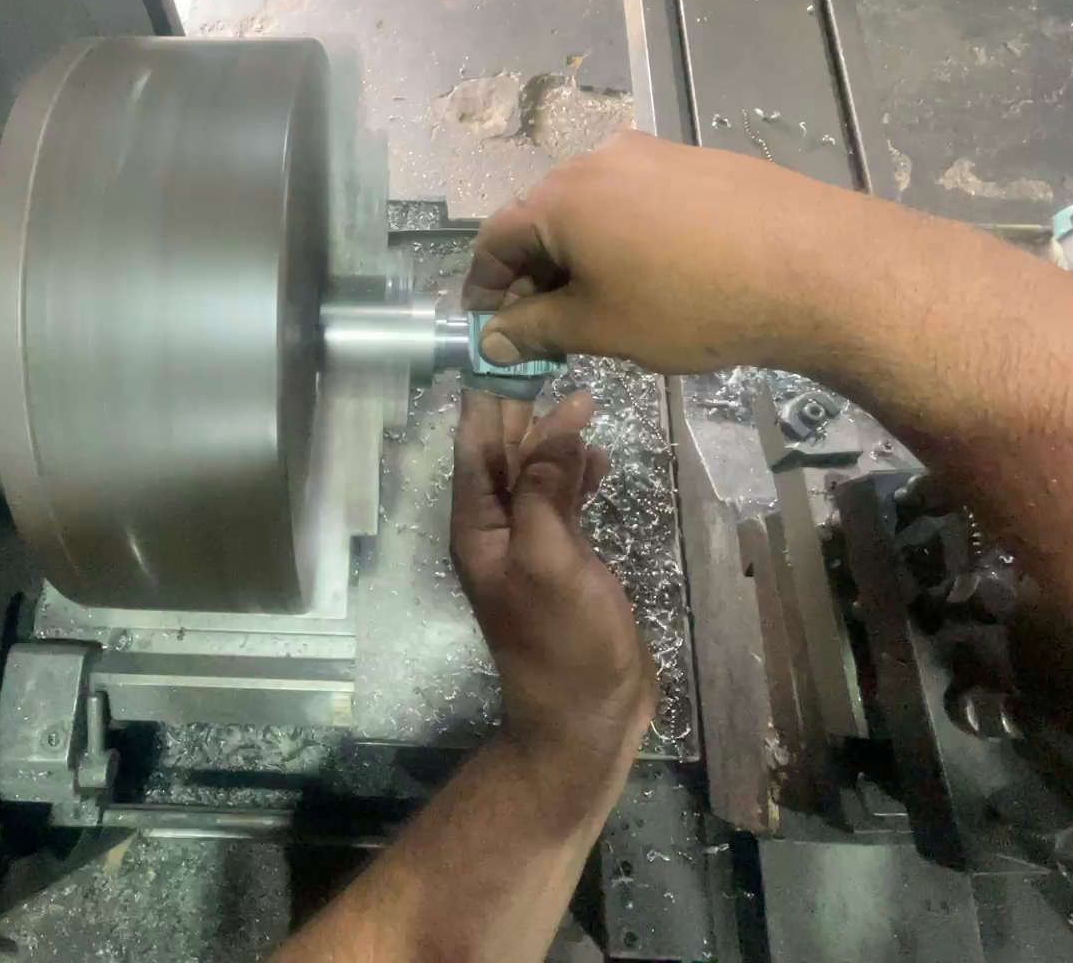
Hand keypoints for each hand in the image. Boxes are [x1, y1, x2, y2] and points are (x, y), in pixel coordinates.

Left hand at [449, 388, 653, 776]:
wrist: (585, 715)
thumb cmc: (562, 640)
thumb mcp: (549, 556)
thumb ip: (544, 489)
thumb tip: (552, 428)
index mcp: (477, 525)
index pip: (474, 448)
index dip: (489, 403)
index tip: (508, 357)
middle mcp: (495, 529)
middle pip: (505, 457)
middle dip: (528, 415)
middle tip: (559, 371)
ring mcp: (529, 544)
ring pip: (535, 476)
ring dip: (556, 442)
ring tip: (587, 404)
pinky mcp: (560, 559)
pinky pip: (560, 504)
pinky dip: (575, 478)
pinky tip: (597, 459)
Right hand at [465, 130, 941, 375]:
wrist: (819, 269)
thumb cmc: (689, 304)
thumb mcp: (597, 327)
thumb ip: (532, 329)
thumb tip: (491, 338)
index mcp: (561, 195)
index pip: (494, 238)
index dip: (483, 286)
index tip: (487, 326)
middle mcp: (598, 159)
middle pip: (539, 218)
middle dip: (529, 274)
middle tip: (540, 325)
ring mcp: (652, 153)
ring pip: (587, 208)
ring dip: (573, 257)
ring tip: (593, 305)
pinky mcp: (696, 161)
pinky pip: (631, 200)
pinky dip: (615, 239)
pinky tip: (645, 276)